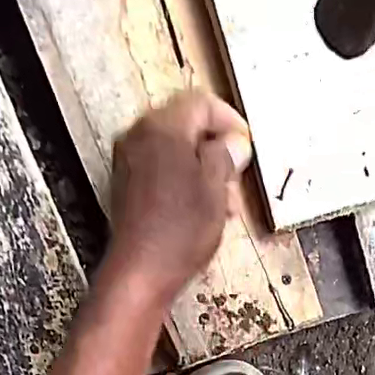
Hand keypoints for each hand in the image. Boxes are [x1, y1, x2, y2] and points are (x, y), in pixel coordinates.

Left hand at [106, 90, 253, 298]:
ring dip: (202, 168)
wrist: (142, 271)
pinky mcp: (126, 186)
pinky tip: (199, 210)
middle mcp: (140, 134)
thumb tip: (234, 143)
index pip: (201, 103)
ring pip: (174, 150)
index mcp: (163, 126)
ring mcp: (129, 160)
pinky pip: (160, 170)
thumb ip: (225, 157)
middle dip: (215, 149)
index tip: (247, 144)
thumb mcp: (215, 190)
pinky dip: (183, 181)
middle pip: (185, 125)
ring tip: (223, 202)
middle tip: (237, 176)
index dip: (230, 121)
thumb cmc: (181, 231)